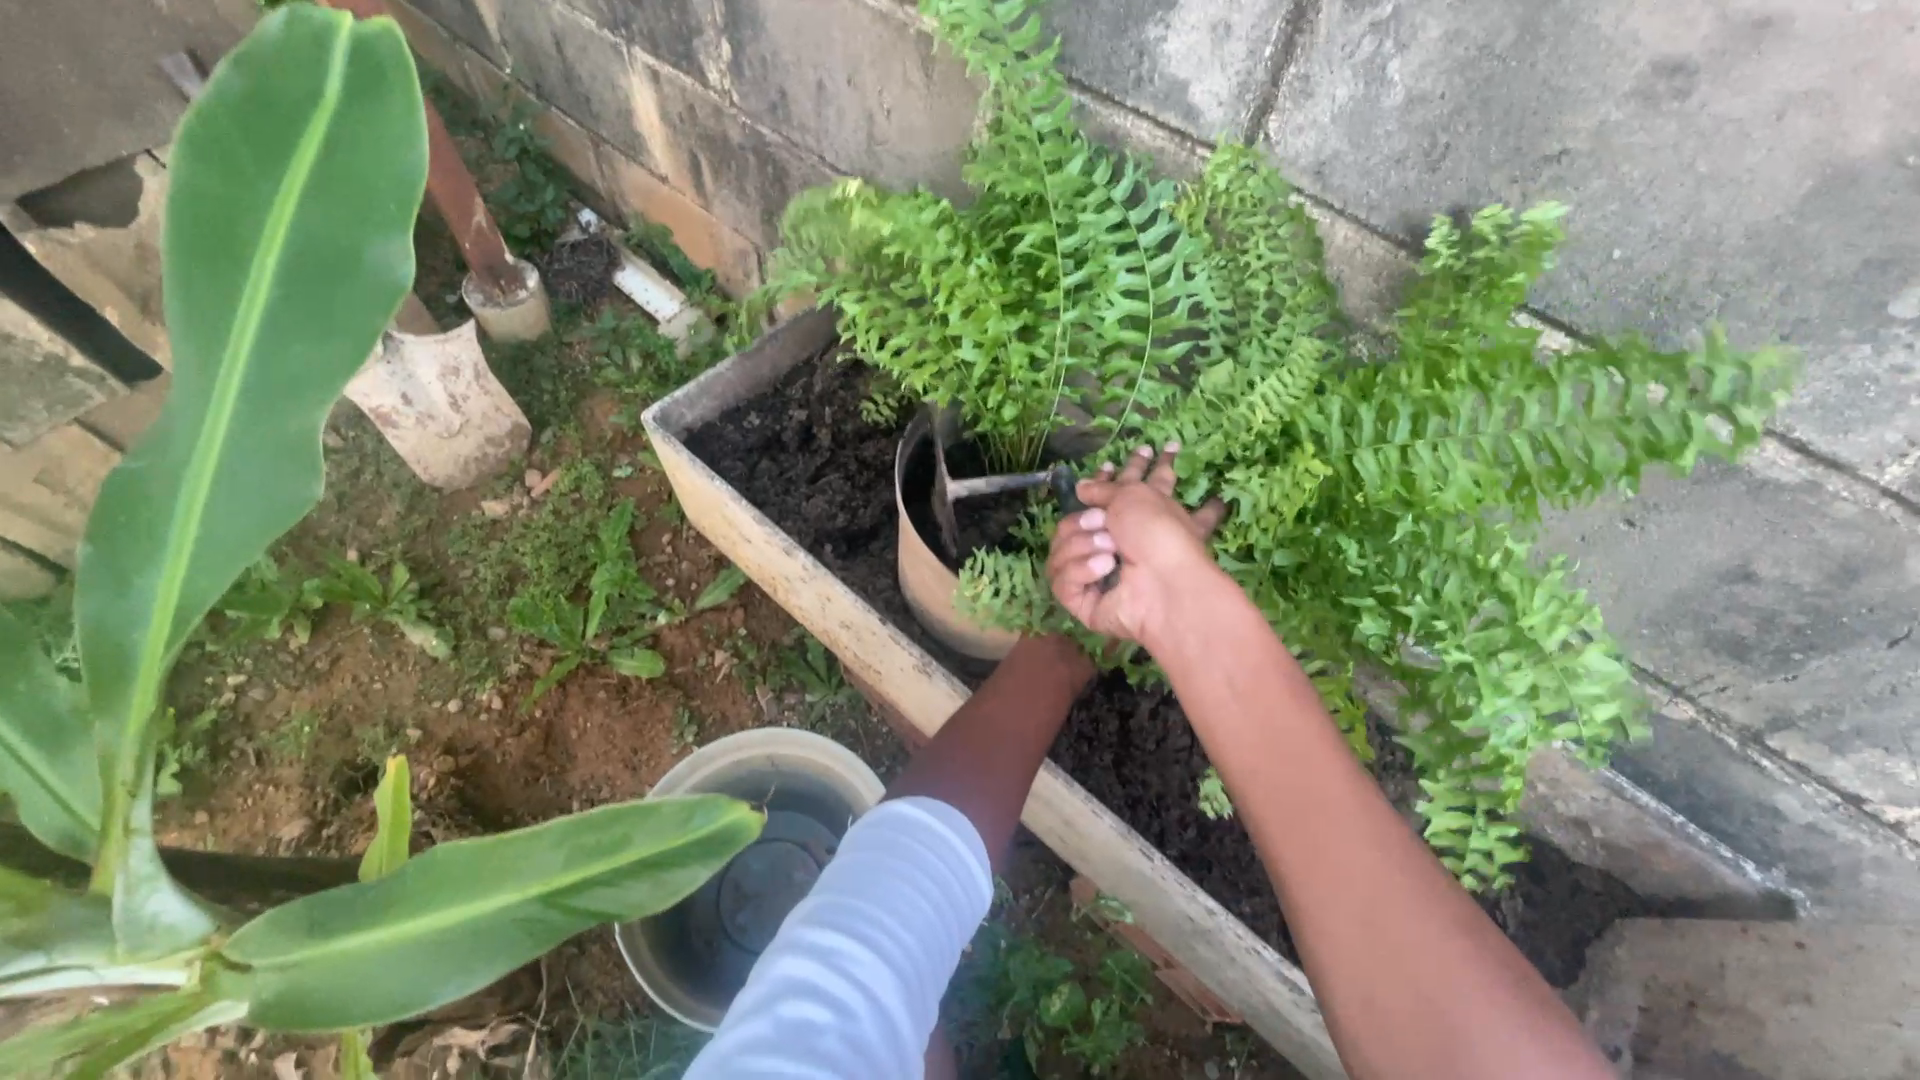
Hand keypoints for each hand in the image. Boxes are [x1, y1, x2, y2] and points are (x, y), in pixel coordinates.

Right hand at [1047, 442, 1225, 644]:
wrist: (1162, 584)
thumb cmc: (1158, 534)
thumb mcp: (1132, 494)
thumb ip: (1102, 488)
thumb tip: (1081, 487)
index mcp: (1142, 517)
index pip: (1128, 488)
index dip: (1122, 472)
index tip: (1116, 459)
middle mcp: (1118, 545)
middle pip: (1081, 523)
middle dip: (1085, 520)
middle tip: (1105, 522)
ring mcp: (1096, 575)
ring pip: (1062, 548)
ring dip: (1085, 543)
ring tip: (1111, 550)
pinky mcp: (1082, 601)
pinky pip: (1062, 579)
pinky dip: (1082, 570)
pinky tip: (1105, 569)